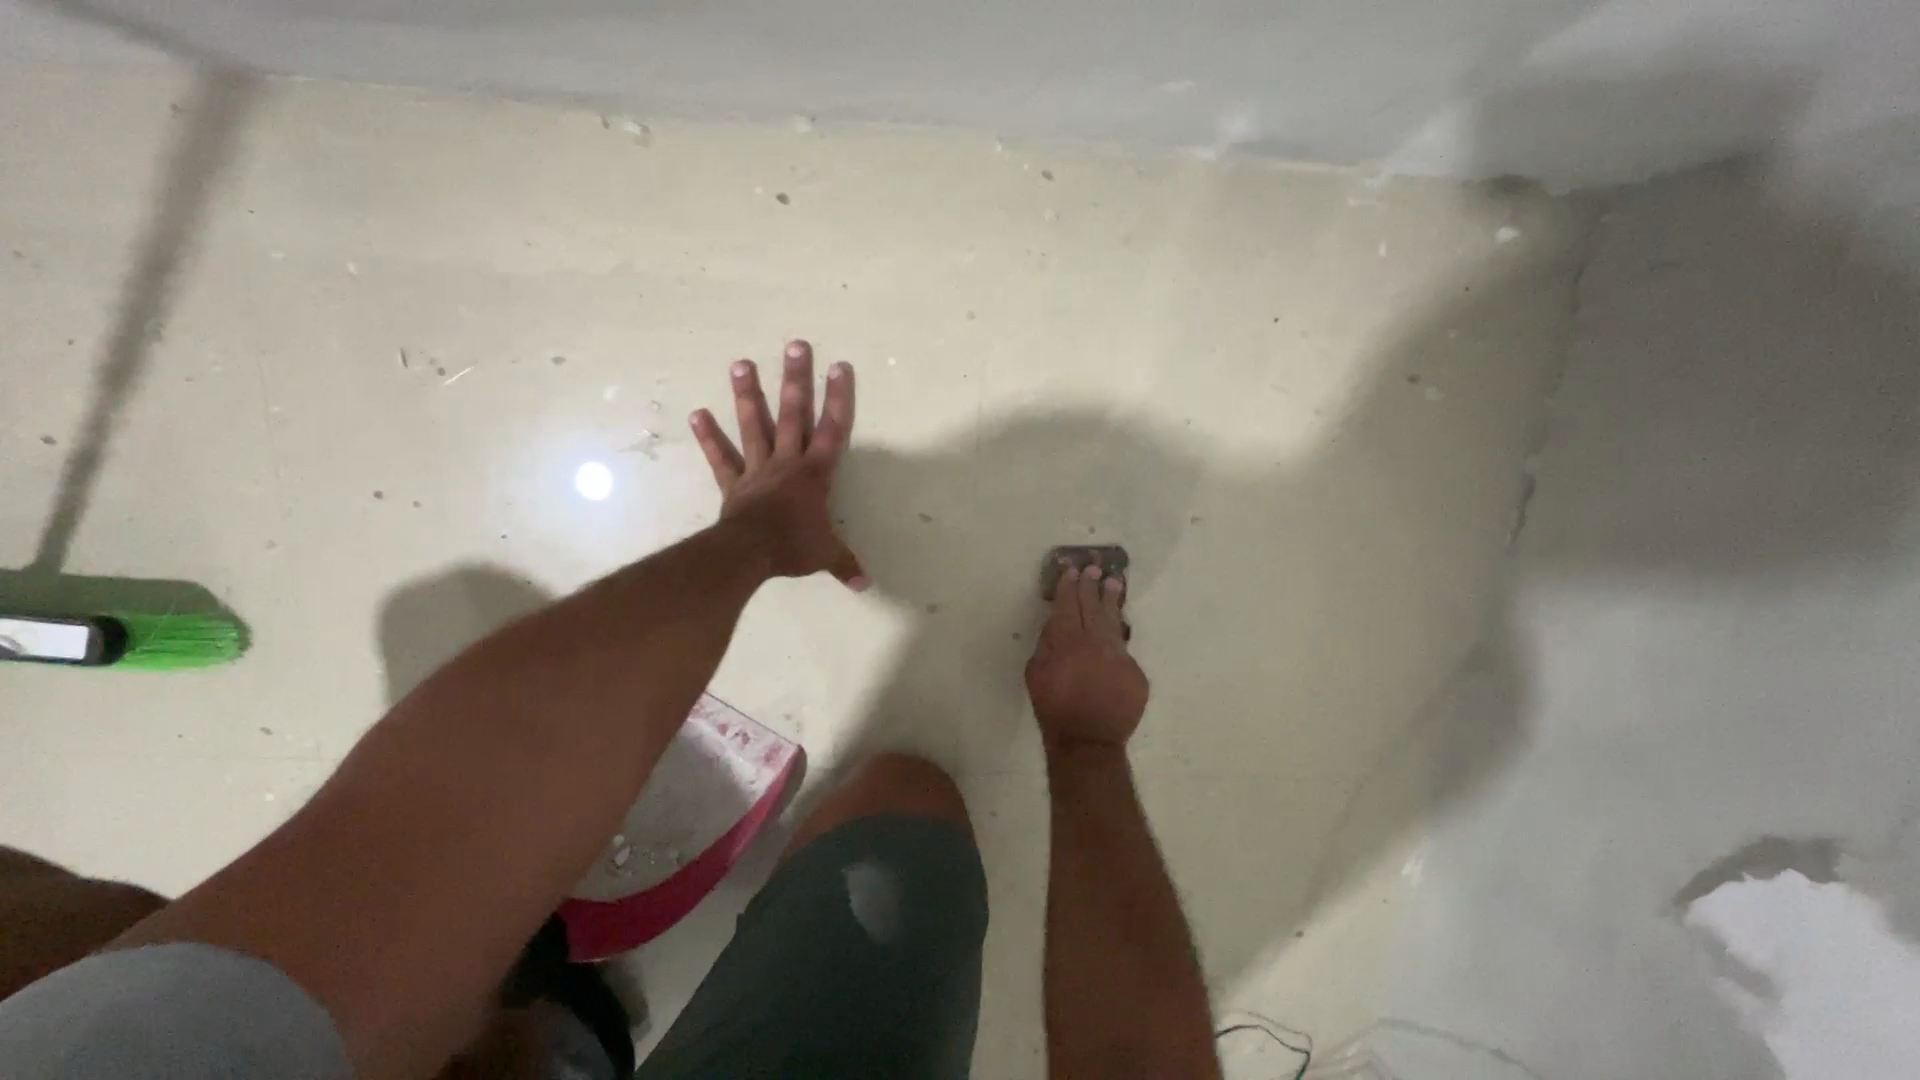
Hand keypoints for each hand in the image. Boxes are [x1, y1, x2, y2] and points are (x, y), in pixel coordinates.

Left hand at [689, 340, 867, 589]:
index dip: (838, 399)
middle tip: (795, 345)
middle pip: (794, 415)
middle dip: (797, 380)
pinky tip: (697, 413)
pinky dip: (709, 437)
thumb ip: (845, 563)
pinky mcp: (733, 483)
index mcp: (815, 474)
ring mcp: (757, 469)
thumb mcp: (826, 555)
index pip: (833, 430)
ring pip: (755, 426)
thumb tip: (865, 585)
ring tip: (741, 363)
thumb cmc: (793, 547)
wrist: (749, 553)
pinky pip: (721, 458)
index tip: (840, 366)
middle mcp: (787, 462)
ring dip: (749, 395)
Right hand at [1025, 563, 1147, 748]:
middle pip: (1092, 607)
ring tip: (1114, 582)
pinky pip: (1123, 648)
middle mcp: (1094, 642)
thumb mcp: (1036, 673)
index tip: (1071, 570)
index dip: (1068, 586)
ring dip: (1111, 600)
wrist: (1088, 740)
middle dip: (1091, 586)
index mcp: (1067, 641)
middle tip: (1093, 568)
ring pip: (1114, 621)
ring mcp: (1118, 655)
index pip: (1067, 605)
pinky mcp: (1135, 671)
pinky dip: (1119, 635)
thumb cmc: (1054, 708)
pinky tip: (1119, 625)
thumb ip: (1047, 644)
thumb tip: (1056, 625)